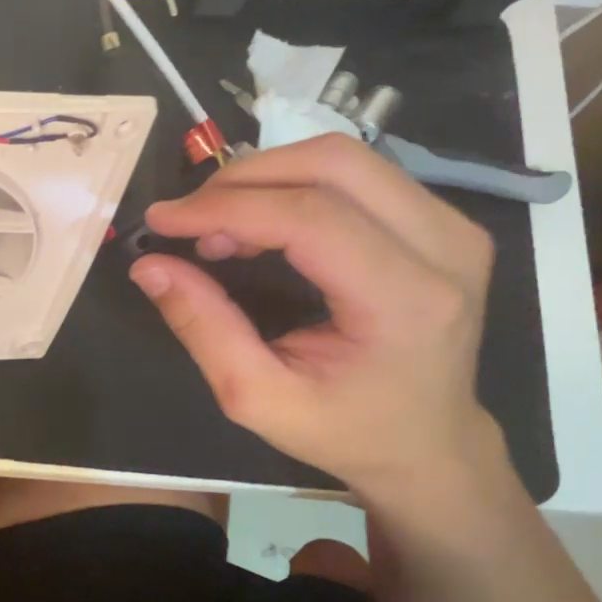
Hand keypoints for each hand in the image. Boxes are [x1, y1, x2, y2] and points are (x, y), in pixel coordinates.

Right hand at [129, 134, 506, 496]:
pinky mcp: (441, 220)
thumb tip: (149, 266)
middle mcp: (444, 248)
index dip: (226, 208)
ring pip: (345, 159)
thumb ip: (204, 327)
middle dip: (243, 179)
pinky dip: (290, 187)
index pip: (311, 218)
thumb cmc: (341, 430)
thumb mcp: (255, 397)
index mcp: (404, 302)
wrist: (427, 442)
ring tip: (217, 228)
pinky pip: (356, 175)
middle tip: (187, 220)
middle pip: (335, 164)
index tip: (161, 220)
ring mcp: (452, 227)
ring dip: (265, 179)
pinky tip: (256, 227)